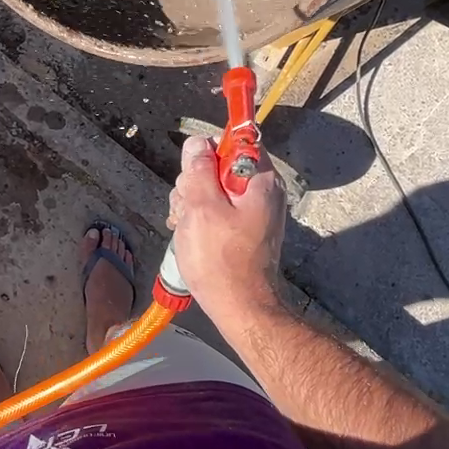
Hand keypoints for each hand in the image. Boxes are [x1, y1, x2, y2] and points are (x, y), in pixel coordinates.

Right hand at [168, 135, 284, 329]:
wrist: (238, 306)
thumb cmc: (220, 259)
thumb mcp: (201, 207)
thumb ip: (199, 170)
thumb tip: (198, 143)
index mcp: (260, 181)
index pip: (239, 141)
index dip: (210, 150)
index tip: (195, 173)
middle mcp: (261, 192)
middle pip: (220, 165)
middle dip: (195, 183)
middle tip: (189, 208)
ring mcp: (252, 211)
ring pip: (212, 188)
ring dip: (192, 203)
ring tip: (187, 227)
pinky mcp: (242, 228)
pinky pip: (216, 209)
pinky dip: (199, 218)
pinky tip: (190, 235)